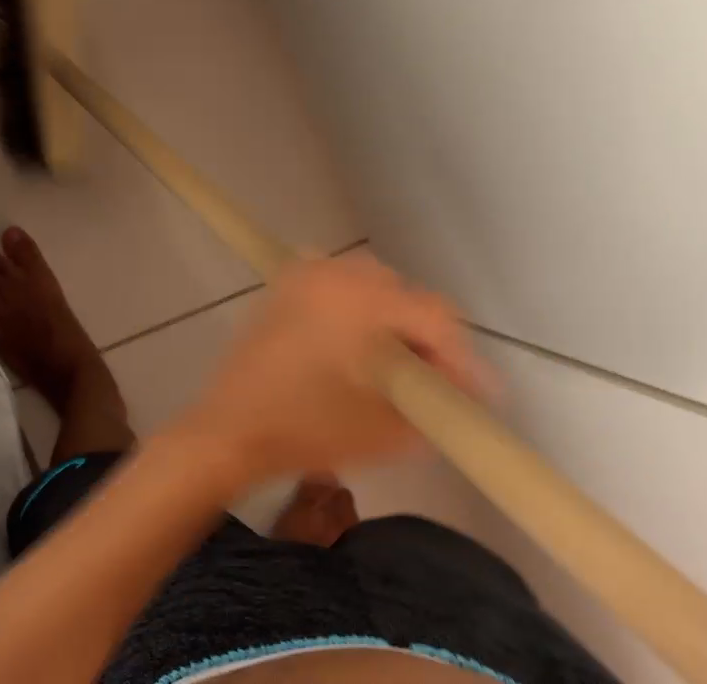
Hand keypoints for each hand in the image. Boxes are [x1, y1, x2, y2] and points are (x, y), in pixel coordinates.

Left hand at [164, 255, 489, 484]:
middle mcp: (330, 277)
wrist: (230, 429)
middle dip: (424, 332)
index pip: (436, 316)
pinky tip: (353, 344)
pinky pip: (328, 284)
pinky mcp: (277, 294)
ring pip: (365, 282)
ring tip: (394, 363)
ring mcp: (297, 281)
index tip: (476, 397)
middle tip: (432, 378)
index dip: (462, 358)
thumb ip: (435, 404)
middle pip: (402, 291)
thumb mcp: (389, 428)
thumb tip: (458, 391)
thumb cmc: (308, 429)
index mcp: (362, 302)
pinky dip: (349, 304)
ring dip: (387, 314)